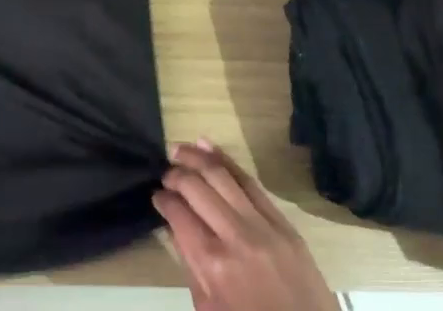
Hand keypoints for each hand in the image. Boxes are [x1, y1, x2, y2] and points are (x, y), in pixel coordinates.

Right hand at [154, 140, 337, 310]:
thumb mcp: (208, 307)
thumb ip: (190, 263)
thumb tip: (176, 226)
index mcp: (213, 262)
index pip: (177, 212)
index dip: (161, 199)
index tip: (156, 197)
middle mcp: (236, 237)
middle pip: (196, 186)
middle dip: (174, 175)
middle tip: (164, 174)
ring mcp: (264, 227)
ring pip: (223, 176)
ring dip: (196, 158)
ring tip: (178, 150)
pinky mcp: (285, 225)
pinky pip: (252, 184)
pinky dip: (227, 162)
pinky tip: (207, 147)